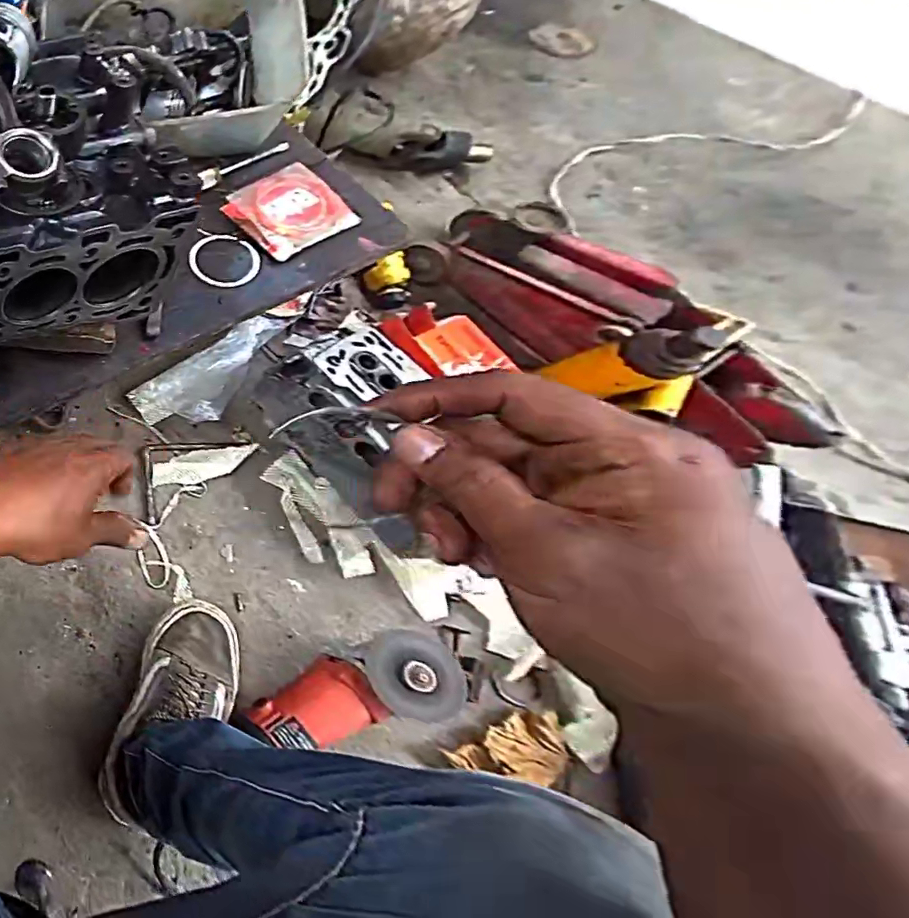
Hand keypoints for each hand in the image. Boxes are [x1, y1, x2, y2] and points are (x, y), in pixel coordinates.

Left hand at [0, 435, 145, 565]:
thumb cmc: (29, 524)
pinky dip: (45, 462)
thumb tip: (135, 533)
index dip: (127, 476)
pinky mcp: (12, 448)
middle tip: (97, 493)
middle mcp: (65, 447)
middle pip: (97, 445)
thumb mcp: (80, 537)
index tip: (118, 495)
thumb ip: (112, 531)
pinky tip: (35, 485)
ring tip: (66, 492)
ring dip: (75, 463)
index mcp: (90, 465)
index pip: (123, 456)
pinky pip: (38, 448)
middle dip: (103, 467)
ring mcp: (37, 444)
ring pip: (67, 444)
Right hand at [370, 373, 851, 727]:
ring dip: (454, 510)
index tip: (378, 415)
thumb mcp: (542, 549)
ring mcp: (607, 499)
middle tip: (393, 501)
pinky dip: (482, 530)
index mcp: (630, 449)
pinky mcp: (595, 531)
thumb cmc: (669, 638)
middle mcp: (620, 464)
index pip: (510, 395)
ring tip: (446, 548)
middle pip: (494, 442)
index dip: (434, 400)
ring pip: (498, 480)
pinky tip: (474, 558)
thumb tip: (413, 439)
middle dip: (437, 474)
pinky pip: (517, 511)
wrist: (744, 728)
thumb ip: (469, 485)